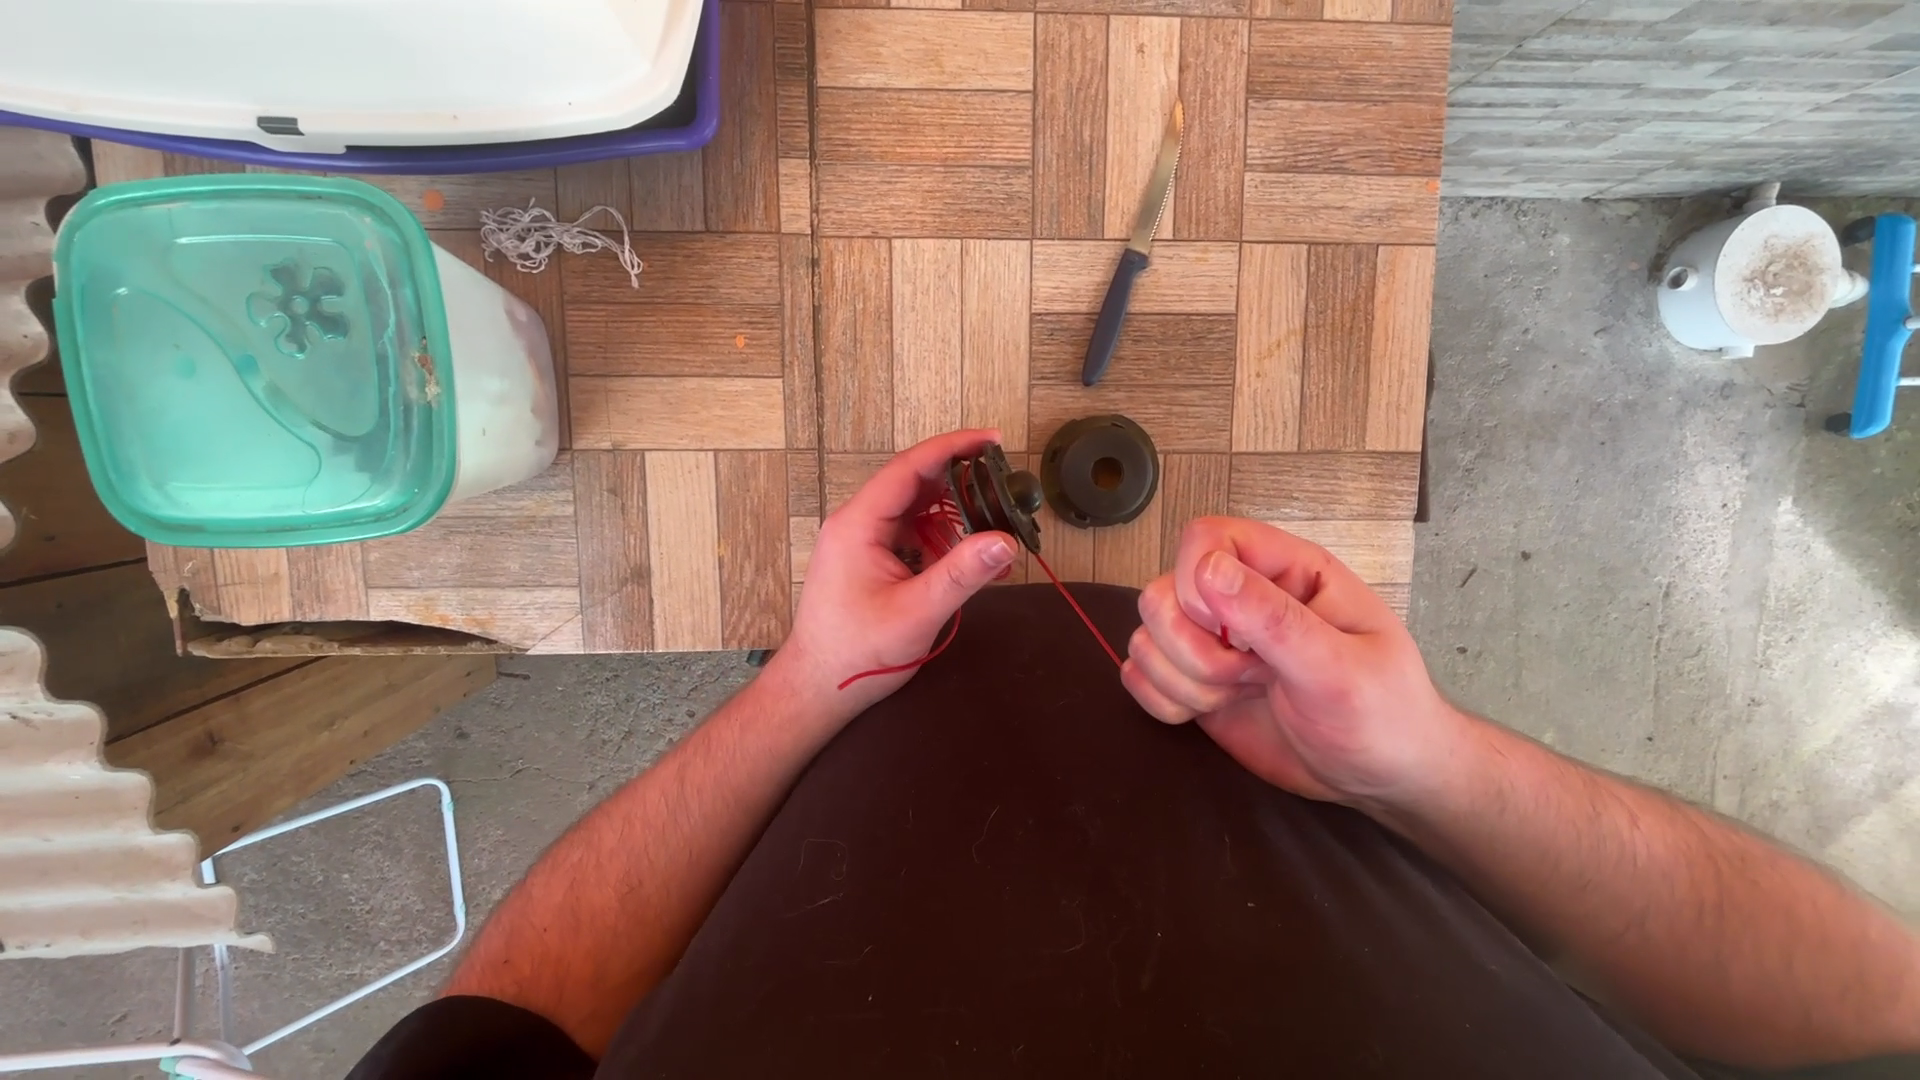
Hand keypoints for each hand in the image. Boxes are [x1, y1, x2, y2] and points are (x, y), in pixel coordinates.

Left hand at [768, 430, 1018, 725]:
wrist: (816, 688)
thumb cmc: (857, 653)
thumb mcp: (916, 613)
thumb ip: (961, 574)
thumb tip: (1007, 541)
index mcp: (859, 524)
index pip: (909, 468)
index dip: (952, 448)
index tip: (993, 440)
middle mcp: (858, 524)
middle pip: (914, 484)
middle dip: (961, 481)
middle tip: (1005, 483)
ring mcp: (863, 542)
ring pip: (916, 511)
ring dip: (955, 517)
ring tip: (997, 528)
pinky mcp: (871, 561)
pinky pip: (912, 537)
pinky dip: (942, 543)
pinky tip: (971, 561)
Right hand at [1120, 517, 1467, 807]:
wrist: (1377, 777)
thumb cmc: (1381, 714)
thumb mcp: (1340, 669)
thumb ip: (1274, 618)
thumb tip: (1207, 569)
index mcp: (1284, 570)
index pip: (1204, 538)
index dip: (1196, 580)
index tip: (1227, 631)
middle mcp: (1237, 596)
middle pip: (1160, 594)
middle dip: (1194, 651)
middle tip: (1251, 676)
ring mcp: (1208, 639)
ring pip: (1145, 638)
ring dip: (1185, 682)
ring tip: (1242, 695)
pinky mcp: (1189, 679)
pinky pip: (1139, 676)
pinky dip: (1164, 702)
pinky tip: (1211, 711)